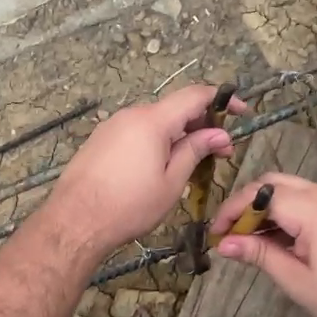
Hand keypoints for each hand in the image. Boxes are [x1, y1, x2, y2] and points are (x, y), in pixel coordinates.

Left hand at [41, 85, 245, 258]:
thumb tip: (219, 134)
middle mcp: (131, 115)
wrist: (75, 221)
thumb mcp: (172, 181)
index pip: (195, 95)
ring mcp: (112, 126)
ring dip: (179, 135)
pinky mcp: (100, 140)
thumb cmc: (129, 205)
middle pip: (175, 108)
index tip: (242, 113)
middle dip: (202, 125)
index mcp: (152, 120)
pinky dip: (156, 141)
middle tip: (221, 152)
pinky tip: (161, 167)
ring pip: (155, 122)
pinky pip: (136, 132)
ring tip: (192, 164)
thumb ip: (196, 151)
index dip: (222, 100)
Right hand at [210, 173, 316, 316]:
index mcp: (313, 210)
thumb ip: (260, 255)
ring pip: (292, 189)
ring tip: (252, 241)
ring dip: (267, 207)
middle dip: (247, 203)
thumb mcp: (298, 281)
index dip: (232, 210)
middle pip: (274, 182)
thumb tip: (224, 244)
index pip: (260, 194)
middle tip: (231, 233)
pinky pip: (310, 201)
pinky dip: (288, 213)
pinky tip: (281, 242)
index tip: (215, 234)